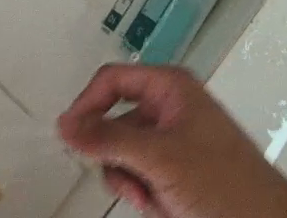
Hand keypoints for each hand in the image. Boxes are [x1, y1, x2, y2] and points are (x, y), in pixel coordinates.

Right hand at [58, 64, 286, 217]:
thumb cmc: (222, 184)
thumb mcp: (159, 158)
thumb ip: (107, 139)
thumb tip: (64, 125)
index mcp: (169, 87)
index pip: (111, 81)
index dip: (87, 105)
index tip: (69, 137)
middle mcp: (169, 107)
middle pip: (115, 120)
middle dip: (117, 156)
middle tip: (130, 181)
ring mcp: (174, 141)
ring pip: (125, 152)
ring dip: (131, 179)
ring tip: (154, 199)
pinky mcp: (179, 171)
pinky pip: (142, 173)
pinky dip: (145, 193)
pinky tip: (163, 207)